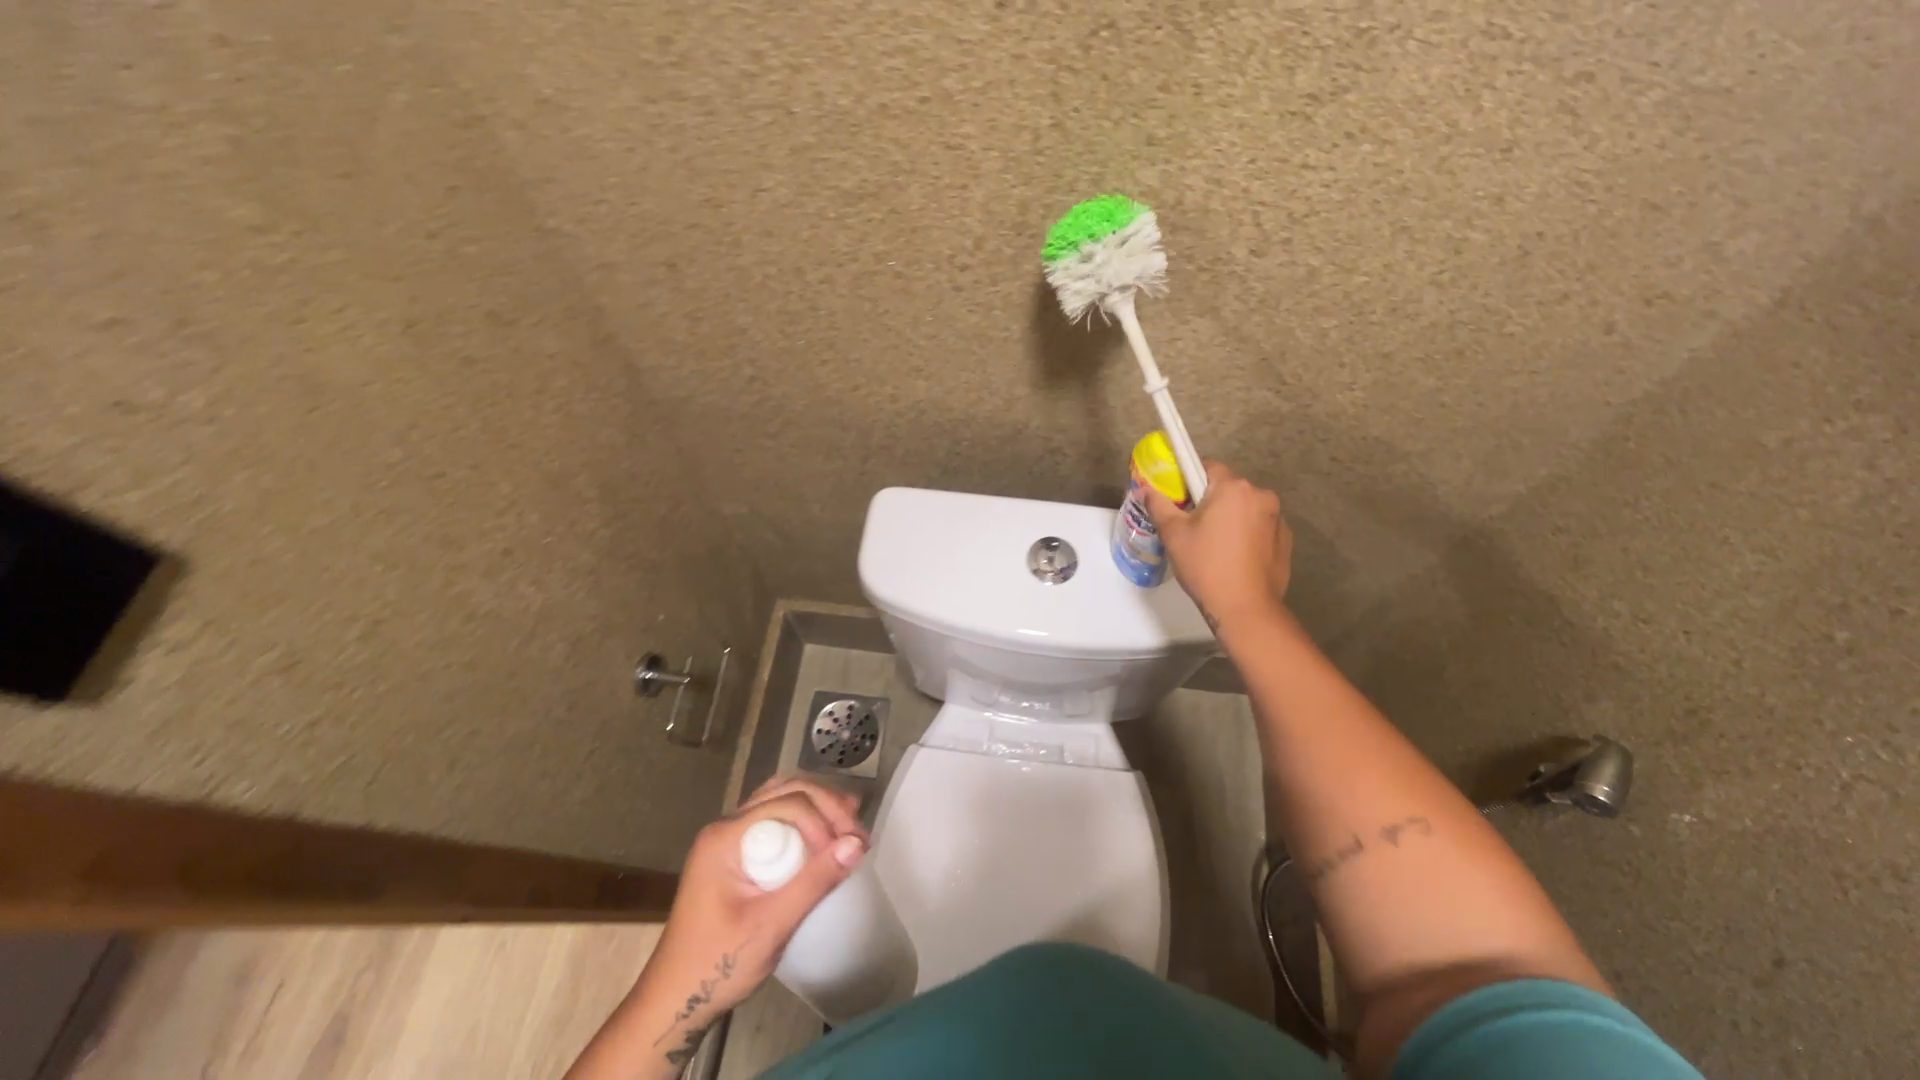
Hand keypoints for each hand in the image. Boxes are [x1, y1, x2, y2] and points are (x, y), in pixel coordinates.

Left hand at [569, 776, 866, 1078]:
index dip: (825, 819)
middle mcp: (725, 827)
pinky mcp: (735, 858)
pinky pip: (775, 824)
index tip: (852, 850)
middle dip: (827, 806)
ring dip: (818, 809)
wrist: (675, 1000)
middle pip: (785, 792)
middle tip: (858, 835)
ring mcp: (728, 841)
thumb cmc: (718, 964)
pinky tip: (826, 841)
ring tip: (850, 829)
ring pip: (781, 802)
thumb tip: (857, 844)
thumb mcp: (771, 926)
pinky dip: (804, 825)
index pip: (788, 802)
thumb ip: (813, 883)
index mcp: (725, 836)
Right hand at [1145, 460, 1292, 629]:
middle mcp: (1261, 495)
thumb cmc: (1206, 566)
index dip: (1189, 478)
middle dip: (1211, 500)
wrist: (1245, 608)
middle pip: (1228, 488)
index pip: (1207, 466)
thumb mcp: (1174, 534)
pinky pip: (1260, 526)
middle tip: (1192, 526)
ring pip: (1245, 508)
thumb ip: (1159, 505)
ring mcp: (1278, 518)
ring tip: (1215, 546)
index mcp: (1233, 488)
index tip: (1179, 498)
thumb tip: (1144, 488)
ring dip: (1231, 517)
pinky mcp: (1286, 540)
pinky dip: (1247, 534)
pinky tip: (1235, 557)